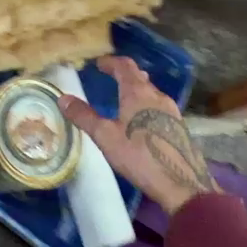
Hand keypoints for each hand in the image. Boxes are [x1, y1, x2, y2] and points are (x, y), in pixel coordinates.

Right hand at [60, 55, 215, 214]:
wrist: (182, 185)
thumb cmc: (140, 156)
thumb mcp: (105, 136)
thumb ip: (84, 116)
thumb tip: (63, 98)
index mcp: (138, 93)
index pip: (125, 66)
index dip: (111, 62)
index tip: (99, 64)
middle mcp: (157, 96)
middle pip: (140, 78)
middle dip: (125, 75)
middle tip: (111, 79)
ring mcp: (172, 112)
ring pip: (152, 94)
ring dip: (137, 91)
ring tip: (124, 100)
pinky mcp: (179, 129)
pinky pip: (159, 108)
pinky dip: (147, 106)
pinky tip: (142, 123)